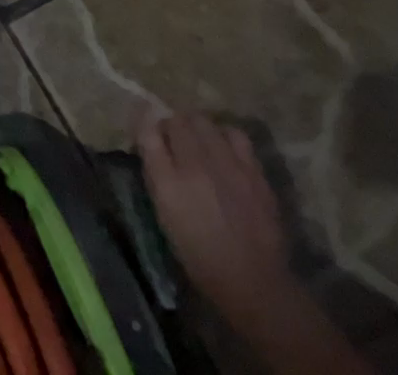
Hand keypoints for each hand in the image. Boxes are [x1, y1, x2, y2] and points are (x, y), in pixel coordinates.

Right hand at [138, 111, 298, 321]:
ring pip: (205, 121)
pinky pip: (235, 135)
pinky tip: (224, 148)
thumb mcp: (163, 212)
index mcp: (166, 182)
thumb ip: (156, 171)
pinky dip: (224, 135)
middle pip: (177, 120)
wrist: (249, 277)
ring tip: (199, 140)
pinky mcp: (253, 170)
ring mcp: (228, 165)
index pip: (148, 131)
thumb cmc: (196, 251)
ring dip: (196, 126)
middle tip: (172, 138)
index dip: (144, 122)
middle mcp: (195, 166)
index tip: (146, 125)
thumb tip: (150, 140)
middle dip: (171, 124)